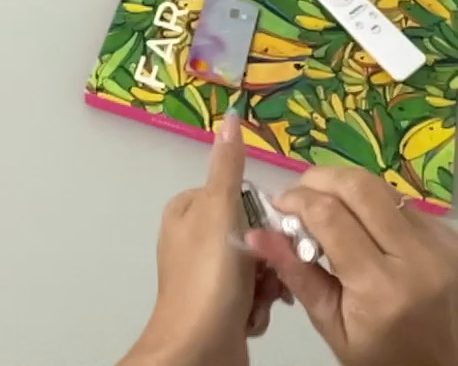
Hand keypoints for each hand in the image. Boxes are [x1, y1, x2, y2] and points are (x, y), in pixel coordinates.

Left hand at [120, 114, 288, 365]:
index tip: (269, 230)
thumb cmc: (207, 278)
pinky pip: (254, 294)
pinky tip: (255, 314)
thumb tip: (230, 116)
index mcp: (187, 210)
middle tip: (270, 268)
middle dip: (267, 251)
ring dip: (268, 280)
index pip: (238, 194)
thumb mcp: (220, 210)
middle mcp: (194, 239)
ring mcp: (207, 276)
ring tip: (264, 296)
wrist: (197, 354)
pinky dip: (259, 304)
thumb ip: (229, 166)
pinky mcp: (220, 308)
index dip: (259, 212)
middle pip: (251, 230)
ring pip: (257, 262)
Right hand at [247, 167, 457, 365]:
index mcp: (381, 289)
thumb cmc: (379, 355)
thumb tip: (256, 233)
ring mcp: (437, 241)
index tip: (280, 205)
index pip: (331, 218)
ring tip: (325, 202)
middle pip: (359, 187)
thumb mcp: (331, 325)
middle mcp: (414, 257)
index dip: (299, 201)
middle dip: (320, 179)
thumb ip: (296, 273)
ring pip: (380, 185)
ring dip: (345, 185)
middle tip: (300, 194)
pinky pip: (400, 200)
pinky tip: (362, 221)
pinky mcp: (449, 233)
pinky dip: (372, 202)